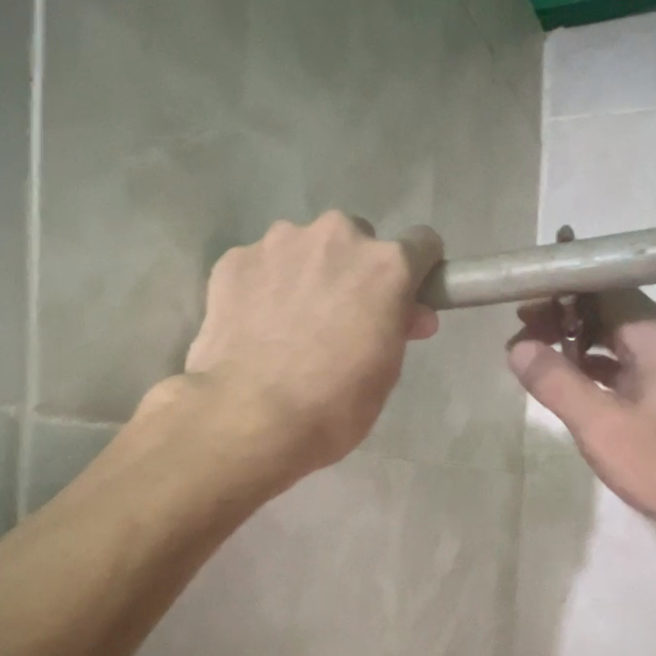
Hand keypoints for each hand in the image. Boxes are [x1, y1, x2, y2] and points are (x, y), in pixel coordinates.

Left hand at [175, 211, 443, 478]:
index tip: (401, 300)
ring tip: (285, 327)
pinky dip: (260, 289)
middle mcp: (336, 237)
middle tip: (334, 321)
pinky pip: (258, 267)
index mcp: (386, 265)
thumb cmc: (332, 406)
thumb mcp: (385, 373)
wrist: (249, 418)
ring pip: (301, 249)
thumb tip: (407, 314)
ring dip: (302, 275)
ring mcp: (279, 243)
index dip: (414, 274)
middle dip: (349, 272)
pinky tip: (251, 329)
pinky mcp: (234, 260)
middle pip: (354, 241)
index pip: (421, 245)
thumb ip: (397, 328)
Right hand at [508, 289, 655, 549]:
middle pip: (612, 310)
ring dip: (579, 344)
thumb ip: (556, 383)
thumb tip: (517, 347)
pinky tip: (574, 386)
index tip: (520, 307)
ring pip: (620, 339)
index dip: (560, 291)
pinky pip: (632, 365)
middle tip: (520, 338)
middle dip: (564, 317)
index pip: (605, 288)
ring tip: (536, 360)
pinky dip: (599, 368)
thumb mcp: (601, 427)